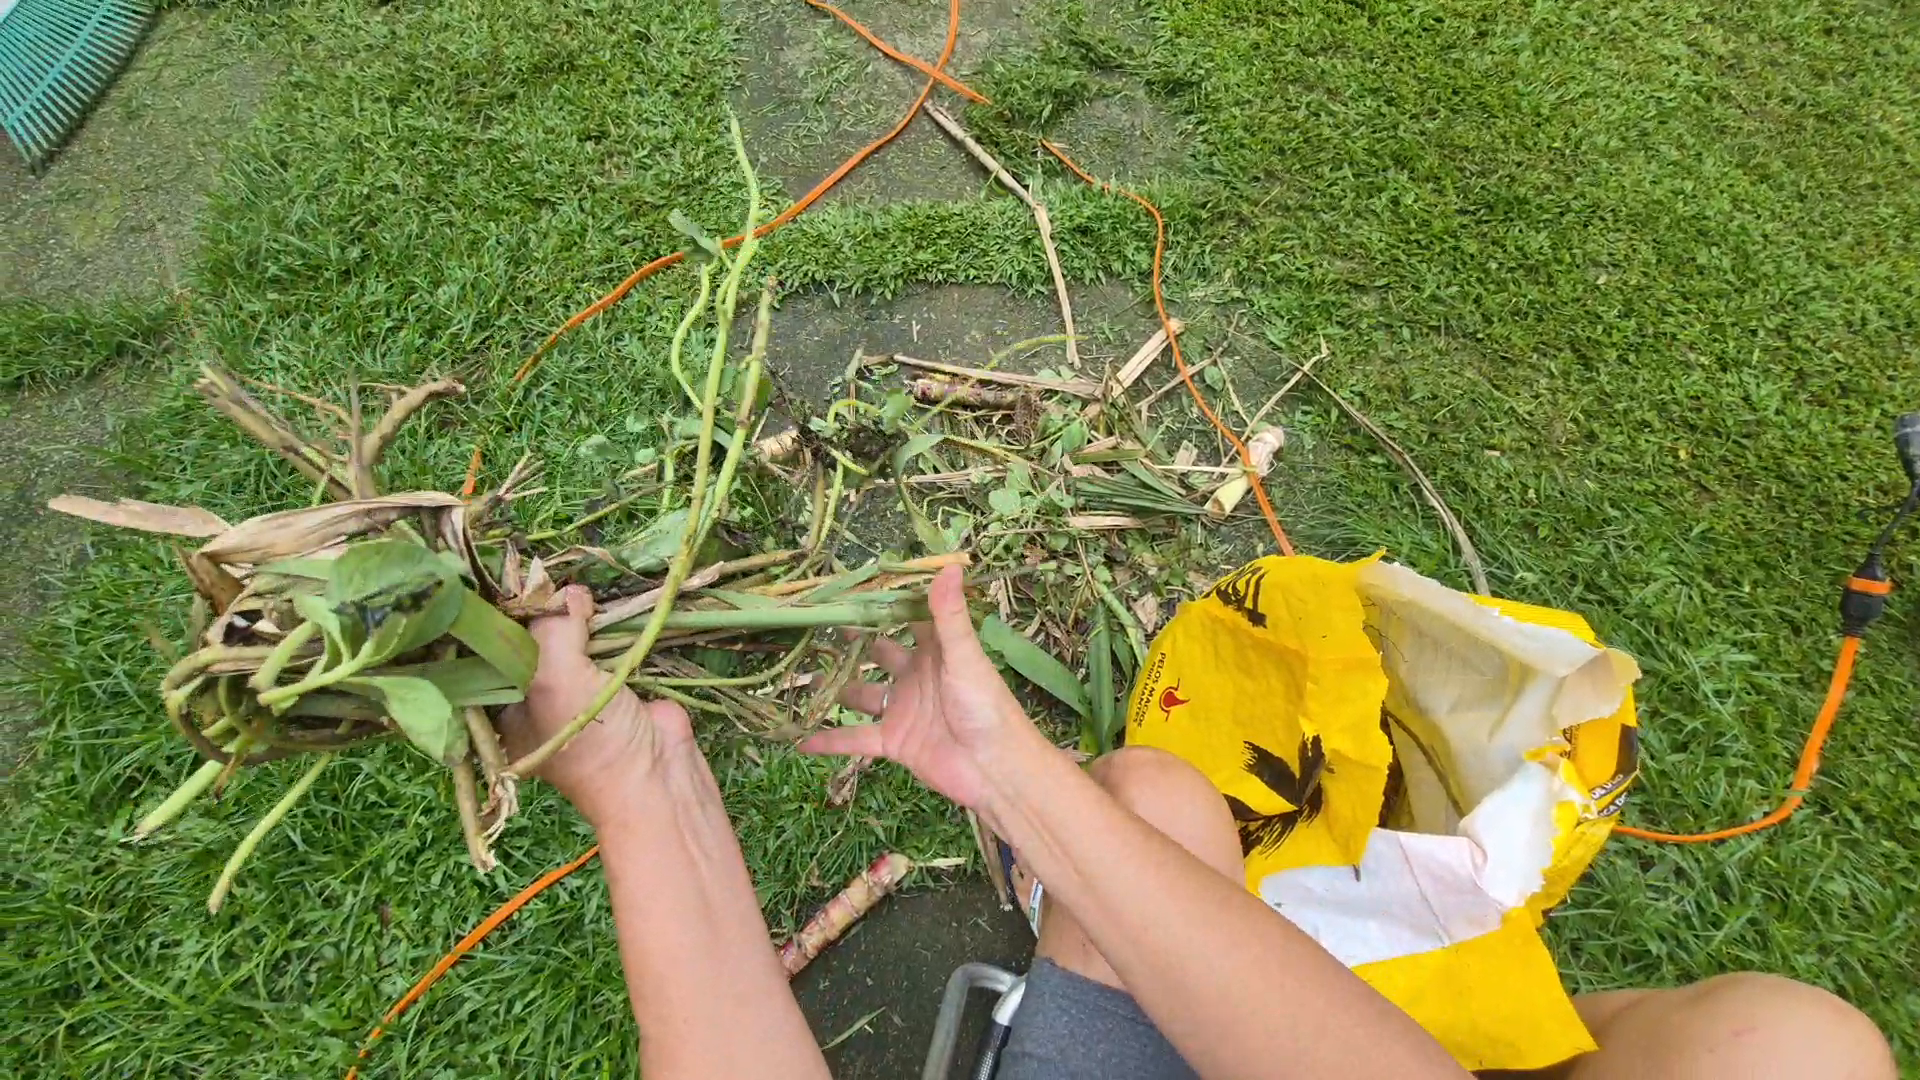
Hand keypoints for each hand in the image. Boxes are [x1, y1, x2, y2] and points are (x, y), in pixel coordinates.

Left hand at [497, 584, 693, 827]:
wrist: (657, 774)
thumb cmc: (591, 740)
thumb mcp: (555, 679)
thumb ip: (553, 628)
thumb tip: (569, 590)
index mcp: (502, 704)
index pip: (489, 648)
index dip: (500, 614)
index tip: (514, 580)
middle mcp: (533, 692)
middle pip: (530, 636)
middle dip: (542, 609)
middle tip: (551, 580)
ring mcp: (576, 685)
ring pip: (570, 636)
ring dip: (579, 614)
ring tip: (583, 591)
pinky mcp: (615, 679)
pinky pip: (605, 642)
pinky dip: (610, 625)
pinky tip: (607, 606)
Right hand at [800, 566, 1034, 808]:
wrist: (994, 768)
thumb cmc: (986, 705)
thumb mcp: (964, 656)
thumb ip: (950, 615)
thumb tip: (950, 565)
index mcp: (935, 651)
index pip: (907, 618)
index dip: (884, 603)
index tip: (852, 586)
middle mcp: (915, 676)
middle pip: (878, 653)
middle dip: (852, 642)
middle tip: (817, 626)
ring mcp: (902, 709)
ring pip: (861, 694)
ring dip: (836, 688)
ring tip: (804, 675)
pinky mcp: (893, 742)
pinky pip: (856, 739)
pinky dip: (831, 740)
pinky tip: (801, 739)